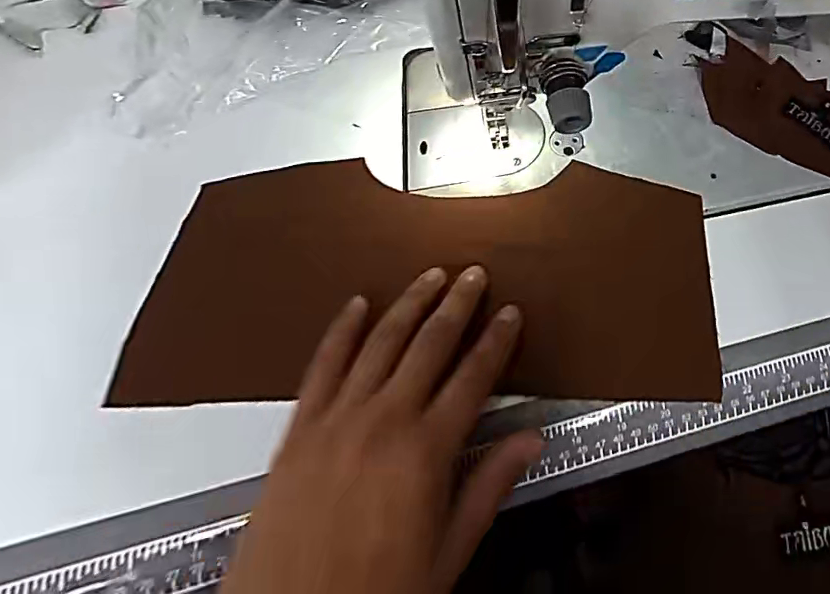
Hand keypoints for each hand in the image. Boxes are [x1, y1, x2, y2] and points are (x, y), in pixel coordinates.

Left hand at [222, 266, 545, 593]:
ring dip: (410, 303)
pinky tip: (357, 305)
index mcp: (425, 451)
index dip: (496, 340)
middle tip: (474, 276)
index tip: (509, 314)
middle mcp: (384, 421)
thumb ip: (489, 487)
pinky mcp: (299, 430)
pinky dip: (342, 329)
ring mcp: (338, 420)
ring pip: (382, 340)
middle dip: (458, 304)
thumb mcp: (447, 553)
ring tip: (431, 277)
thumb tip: (530, 443)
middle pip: (431, 343)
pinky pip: (323, 364)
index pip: (474, 376)